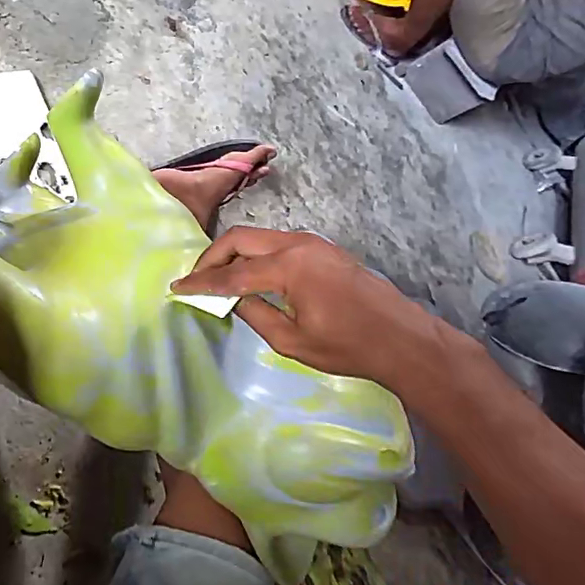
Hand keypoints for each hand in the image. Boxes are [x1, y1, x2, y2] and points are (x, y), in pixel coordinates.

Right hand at [169, 227, 453, 392]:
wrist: (406, 341)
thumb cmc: (349, 348)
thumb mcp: (291, 341)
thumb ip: (253, 313)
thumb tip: (229, 297)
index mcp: (290, 267)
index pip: (232, 273)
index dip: (201, 281)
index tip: (178, 287)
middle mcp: (299, 245)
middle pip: (240, 238)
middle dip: (212, 257)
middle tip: (196, 279)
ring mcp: (313, 243)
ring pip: (258, 237)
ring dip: (233, 254)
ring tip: (218, 278)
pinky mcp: (322, 248)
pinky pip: (276, 243)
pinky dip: (254, 255)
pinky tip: (249, 275)